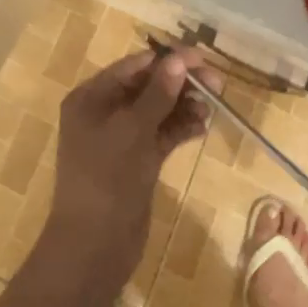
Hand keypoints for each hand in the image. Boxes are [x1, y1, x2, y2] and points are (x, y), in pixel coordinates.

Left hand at [48, 47, 220, 238]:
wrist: (93, 247)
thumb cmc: (106, 179)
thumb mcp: (132, 132)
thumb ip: (157, 95)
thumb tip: (178, 60)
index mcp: (90, 98)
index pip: (133, 67)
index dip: (167, 61)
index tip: (203, 59)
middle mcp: (103, 113)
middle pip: (147, 87)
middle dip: (179, 83)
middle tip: (217, 84)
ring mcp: (120, 139)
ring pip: (156, 112)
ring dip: (183, 106)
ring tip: (213, 106)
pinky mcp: (136, 162)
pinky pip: (160, 136)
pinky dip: (180, 129)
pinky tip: (202, 126)